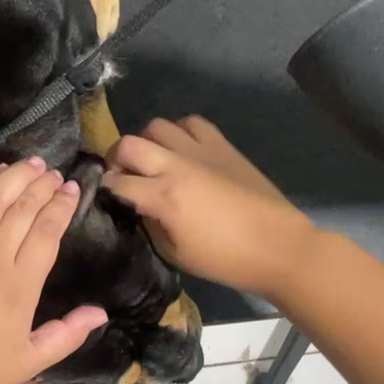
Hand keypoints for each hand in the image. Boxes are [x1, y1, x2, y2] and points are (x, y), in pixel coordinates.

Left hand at [0, 158, 108, 383]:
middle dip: (42, 185)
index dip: (62, 205)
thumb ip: (67, 336)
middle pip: (23, 208)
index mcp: (19, 286)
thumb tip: (101, 312)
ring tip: (31, 163)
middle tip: (54, 173)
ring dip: (14, 176)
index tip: (72, 189)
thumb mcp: (27, 363)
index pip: (47, 231)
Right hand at [103, 116, 320, 296]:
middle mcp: (176, 165)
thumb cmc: (225, 260)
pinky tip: (183, 151)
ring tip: (154, 161)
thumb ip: (150, 224)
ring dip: (147, 143)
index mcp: (163, 197)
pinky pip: (191, 123)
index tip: (104, 196)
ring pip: (157, 126)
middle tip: (122, 175)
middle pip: (128, 144)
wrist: (279, 246)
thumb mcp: (175, 253)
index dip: (104, 189)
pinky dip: (179, 132)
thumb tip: (138, 206)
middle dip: (116, 159)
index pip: (117, 182)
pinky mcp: (222, 145)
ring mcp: (200, 151)